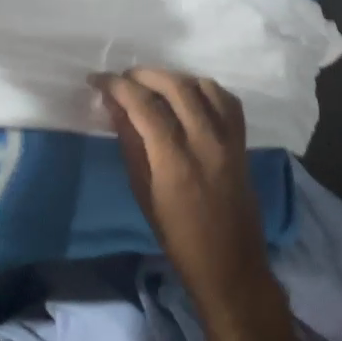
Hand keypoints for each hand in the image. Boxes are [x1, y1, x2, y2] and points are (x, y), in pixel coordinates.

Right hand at [89, 68, 273, 309]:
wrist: (229, 264)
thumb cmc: (176, 235)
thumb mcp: (142, 191)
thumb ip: (130, 143)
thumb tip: (114, 107)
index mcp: (175, 161)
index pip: (143, 106)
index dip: (117, 86)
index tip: (98, 80)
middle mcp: (206, 144)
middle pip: (177, 88)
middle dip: (144, 75)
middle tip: (123, 79)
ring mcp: (230, 142)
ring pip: (206, 88)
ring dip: (176, 78)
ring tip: (154, 85)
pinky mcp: (243, 146)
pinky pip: (228, 103)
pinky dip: (206, 90)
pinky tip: (189, 97)